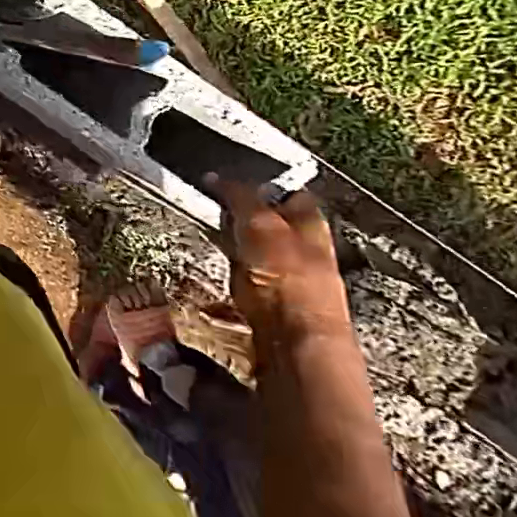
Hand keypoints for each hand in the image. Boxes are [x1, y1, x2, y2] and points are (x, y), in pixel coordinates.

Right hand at [204, 177, 350, 336]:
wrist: (292, 340)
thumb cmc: (290, 281)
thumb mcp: (261, 225)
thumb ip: (241, 197)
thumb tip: (217, 176)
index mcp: (309, 222)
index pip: (282, 189)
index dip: (255, 180)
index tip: (224, 175)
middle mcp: (298, 245)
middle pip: (263, 216)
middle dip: (236, 209)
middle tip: (210, 202)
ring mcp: (280, 270)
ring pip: (248, 241)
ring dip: (228, 236)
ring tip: (207, 230)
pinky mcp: (263, 293)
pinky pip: (237, 267)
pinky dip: (223, 261)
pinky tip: (213, 262)